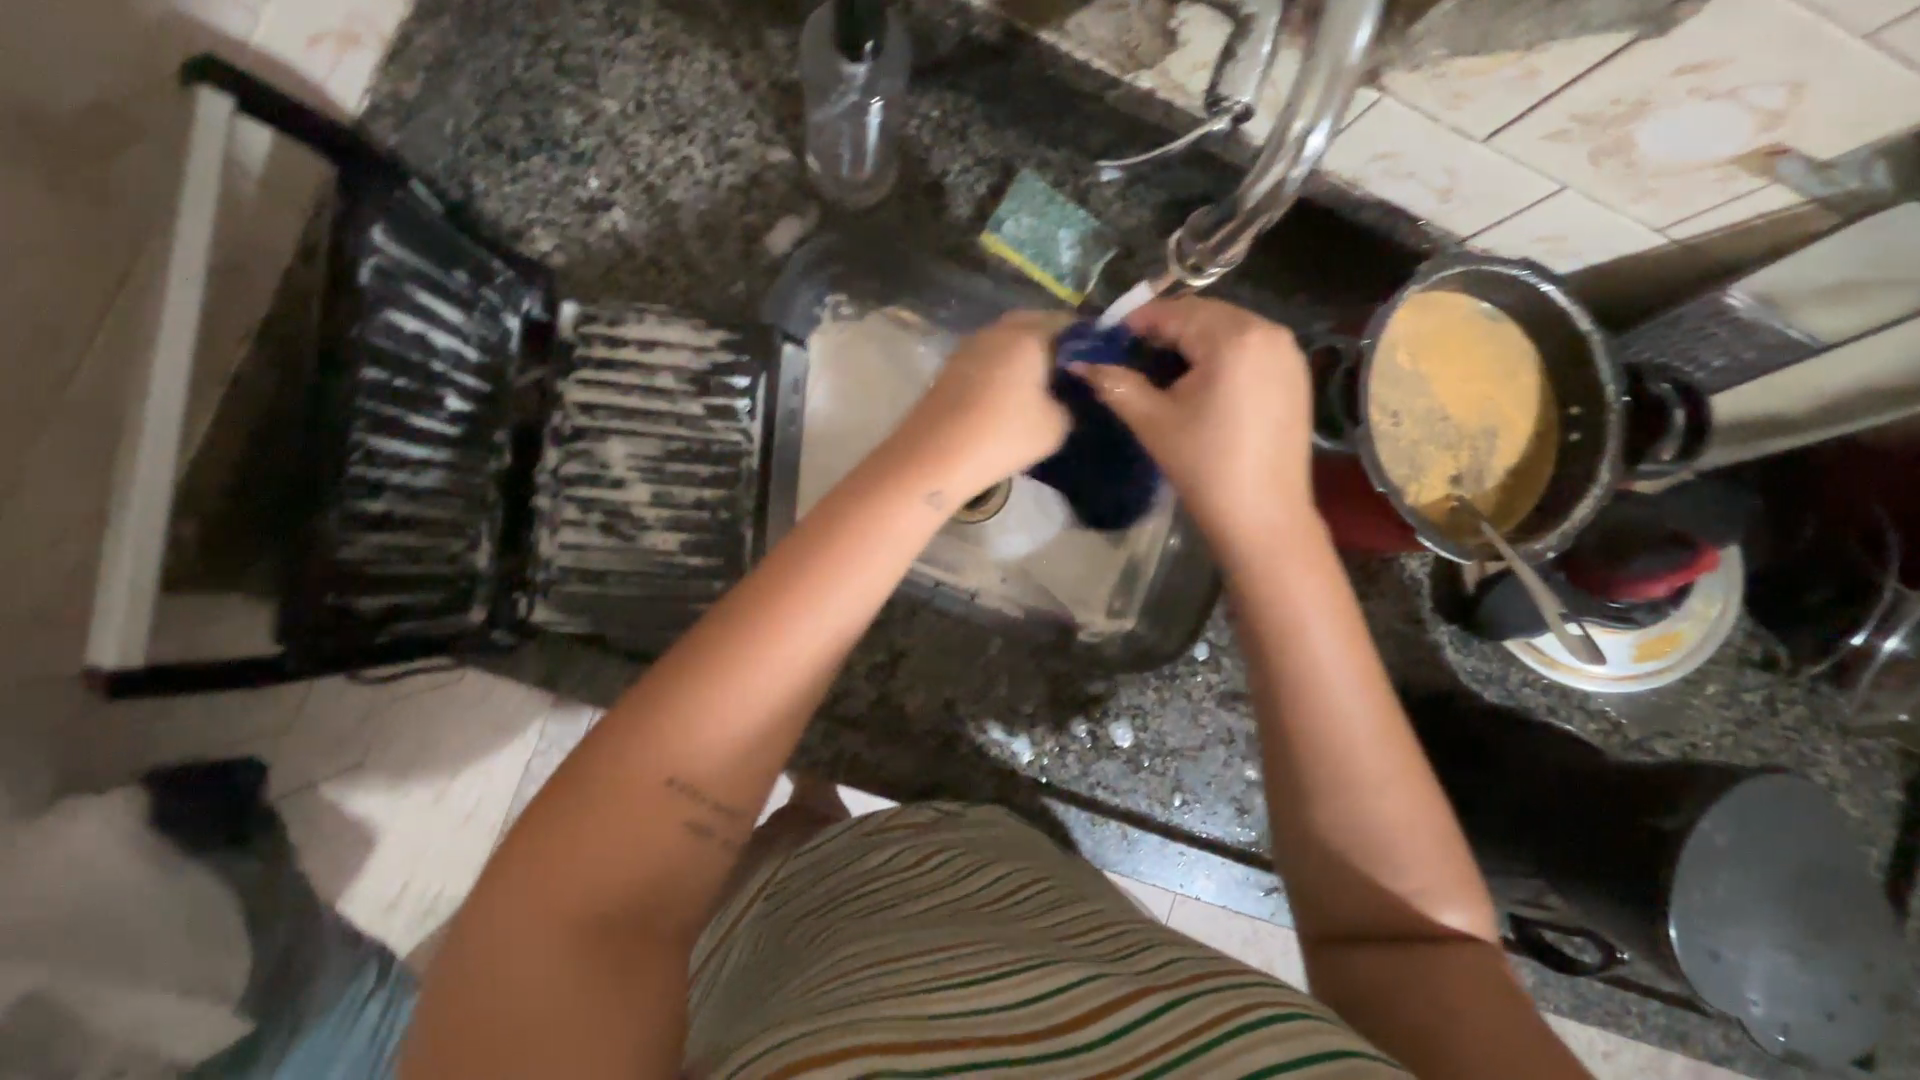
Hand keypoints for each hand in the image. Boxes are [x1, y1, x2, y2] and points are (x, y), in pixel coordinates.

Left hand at [887, 311, 1072, 500]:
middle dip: (1054, 343)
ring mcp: (969, 346)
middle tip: (1071, 371)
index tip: (1098, 362)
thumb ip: (1070, 403)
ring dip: (1026, 354)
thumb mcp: (1056, 426)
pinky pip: (988, 356)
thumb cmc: (1002, 436)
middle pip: (1034, 324)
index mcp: (1027, 335)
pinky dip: (1004, 367)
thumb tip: (1064, 396)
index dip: (1086, 340)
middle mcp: (997, 330)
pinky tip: (1010, 394)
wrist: (933, 457)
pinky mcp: (951, 366)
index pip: (1067, 323)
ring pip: (1007, 340)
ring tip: (1042, 384)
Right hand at [1070, 297, 1314, 555]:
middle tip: (1131, 356)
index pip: (1174, 313)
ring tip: (1163, 371)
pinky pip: (1251, 349)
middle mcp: (1268, 331)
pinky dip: (1222, 356)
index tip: (1107, 339)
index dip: (1136, 323)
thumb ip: (1115, 382)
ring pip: (1229, 330)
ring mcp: (1288, 353)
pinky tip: (1201, 384)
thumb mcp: (1152, 421)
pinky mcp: (1297, 375)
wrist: (1264, 515)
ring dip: (1194, 342)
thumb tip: (1080, 362)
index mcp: (1233, 337)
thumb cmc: (1204, 467)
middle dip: (1166, 331)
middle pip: (1204, 316)